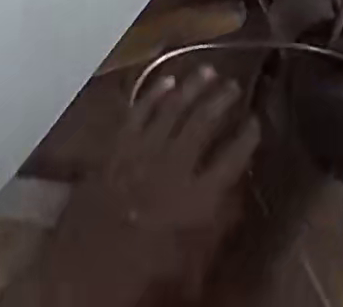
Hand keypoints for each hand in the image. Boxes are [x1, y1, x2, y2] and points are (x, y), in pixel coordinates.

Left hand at [27, 65, 259, 306]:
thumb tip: (233, 197)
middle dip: (221, 101)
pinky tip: (167, 80)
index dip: (246, 139)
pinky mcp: (118, 143)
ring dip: (192, 87)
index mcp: (197, 200)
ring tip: (208, 71)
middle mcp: (173, 167)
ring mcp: (143, 150)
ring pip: (173, 108)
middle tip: (233, 85)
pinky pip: (140, 110)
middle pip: (203, 124)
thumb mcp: (191, 260)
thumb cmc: (142, 271)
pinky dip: (155, 92)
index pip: (231, 160)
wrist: (86, 264)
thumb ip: (214, 225)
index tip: (256, 120)